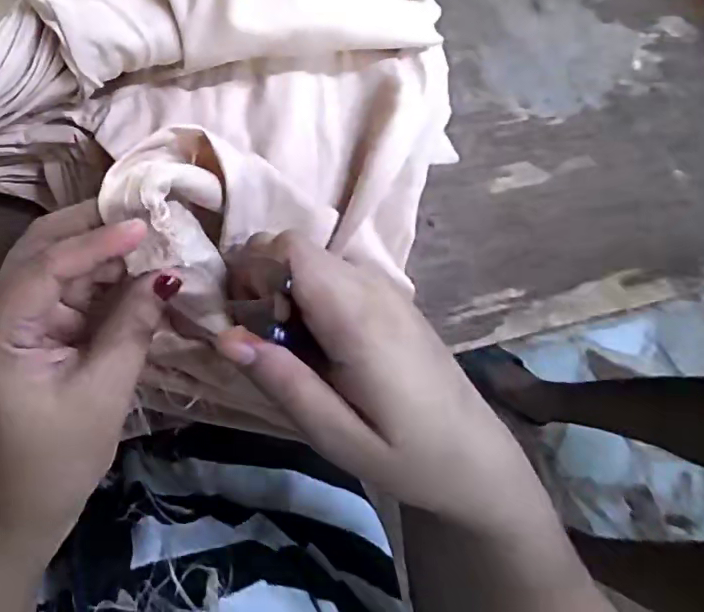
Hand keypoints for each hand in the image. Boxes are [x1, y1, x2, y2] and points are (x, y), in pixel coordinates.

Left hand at [0, 202, 164, 540]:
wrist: (33, 497)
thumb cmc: (61, 453)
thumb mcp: (102, 392)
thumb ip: (131, 327)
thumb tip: (165, 275)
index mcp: (2, 326)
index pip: (45, 265)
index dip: (94, 242)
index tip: (139, 226)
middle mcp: (5, 305)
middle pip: (43, 244)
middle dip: (91, 224)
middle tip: (141, 211)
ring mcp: (24, 308)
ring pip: (60, 254)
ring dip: (102, 243)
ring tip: (148, 232)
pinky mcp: (46, 317)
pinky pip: (75, 278)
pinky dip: (105, 267)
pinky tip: (136, 260)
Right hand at [213, 232, 538, 530]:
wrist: (479, 460)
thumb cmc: (409, 457)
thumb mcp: (338, 437)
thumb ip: (282, 382)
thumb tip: (223, 336)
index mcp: (357, 315)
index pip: (288, 248)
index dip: (253, 272)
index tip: (250, 321)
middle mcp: (369, 284)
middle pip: (290, 243)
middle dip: (259, 277)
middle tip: (264, 333)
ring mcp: (381, 283)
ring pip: (305, 253)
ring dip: (280, 283)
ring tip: (290, 340)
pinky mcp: (384, 291)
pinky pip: (326, 268)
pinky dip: (303, 288)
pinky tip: (317, 337)